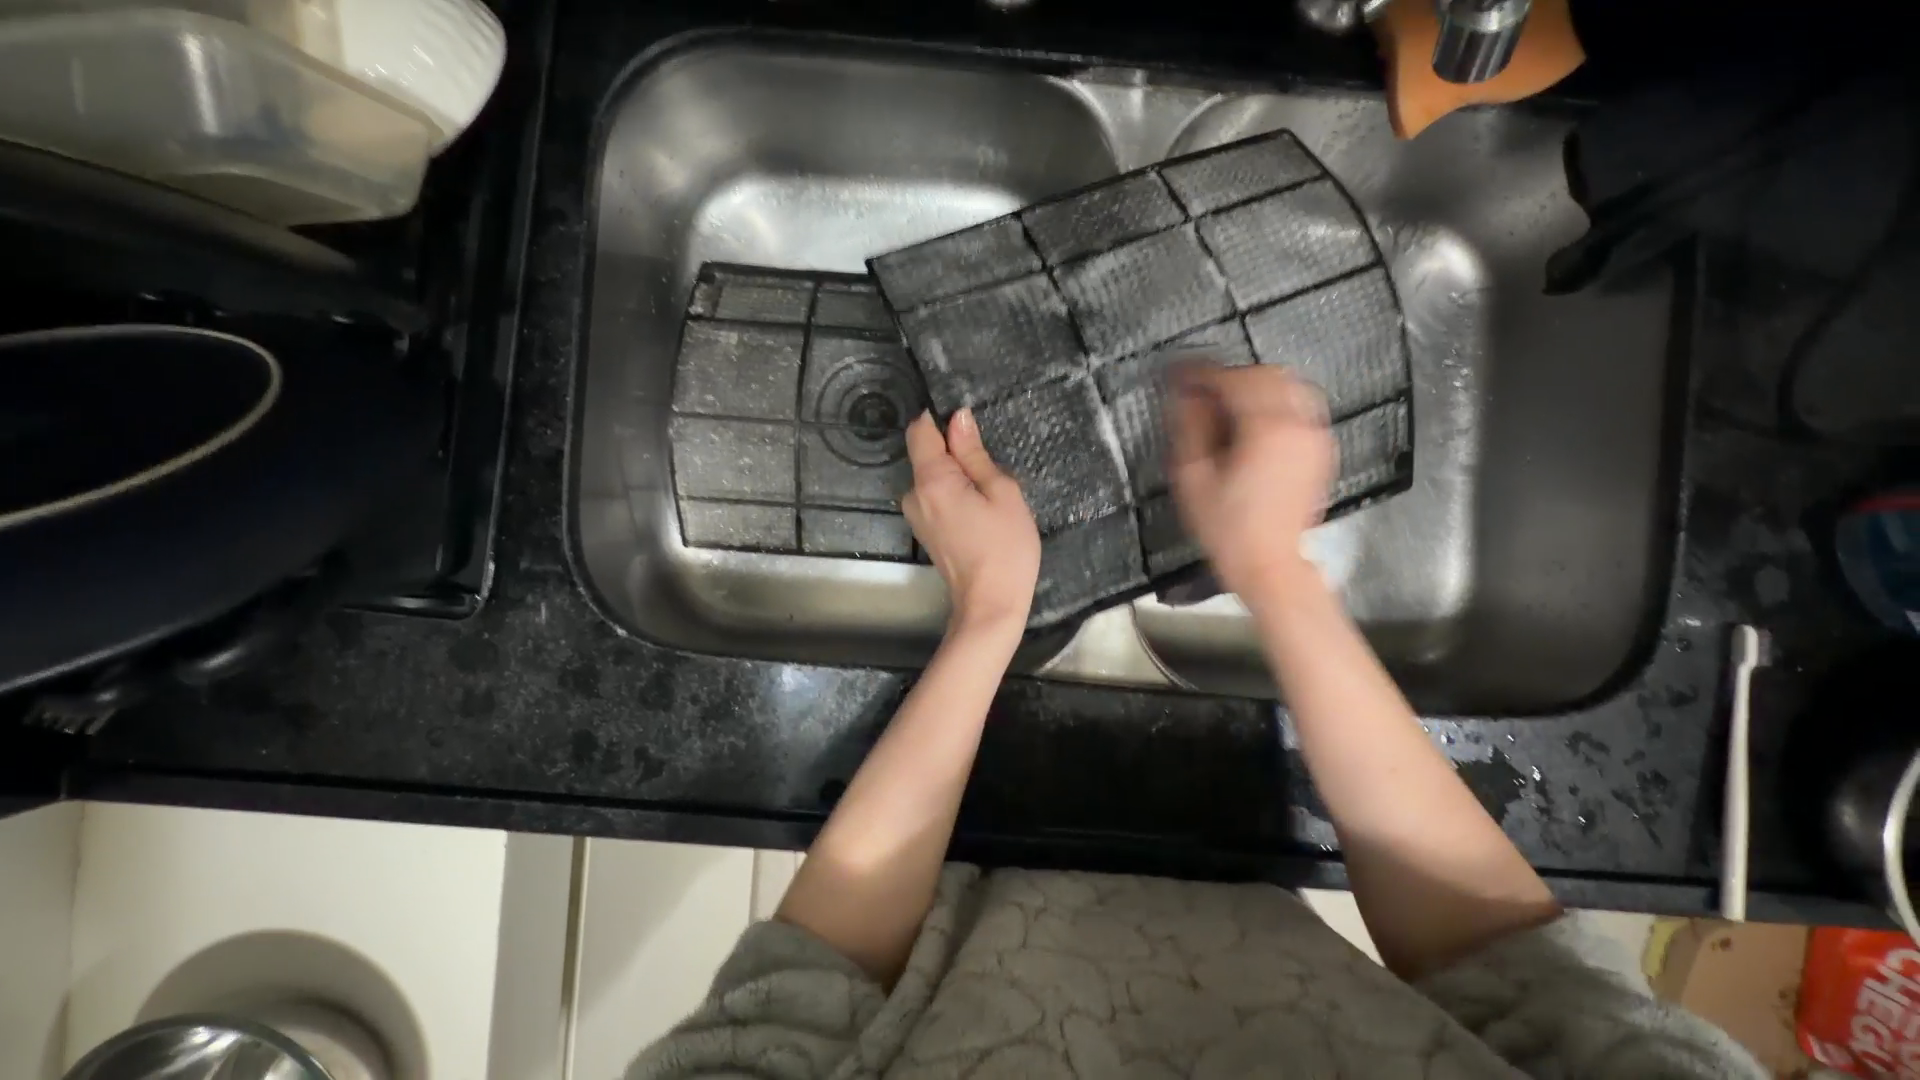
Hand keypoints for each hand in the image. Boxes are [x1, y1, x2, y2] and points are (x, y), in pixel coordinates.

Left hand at [902, 409, 1040, 636]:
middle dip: (957, 454)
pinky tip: (980, 515)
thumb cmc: (1005, 548)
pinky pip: (936, 498)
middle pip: (927, 454)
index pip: (921, 430)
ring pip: (933, 478)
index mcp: (931, 480)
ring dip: (958, 478)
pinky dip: (955, 497)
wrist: (990, 604)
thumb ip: (975, 454)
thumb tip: (959, 419)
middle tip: (993, 475)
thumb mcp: (1002, 493)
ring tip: (990, 500)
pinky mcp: (924, 531)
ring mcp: (916, 515)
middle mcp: (913, 494)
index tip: (972, 429)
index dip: (943, 421)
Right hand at [1168, 364, 1335, 607]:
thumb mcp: (1193, 477)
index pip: (1233, 379)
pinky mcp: (1320, 452)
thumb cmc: (1230, 530)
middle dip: (1231, 375)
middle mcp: (1298, 426)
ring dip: (1257, 387)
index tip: (1182, 374)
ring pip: (1290, 387)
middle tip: (1202, 389)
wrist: (1269, 564)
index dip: (1202, 372)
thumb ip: (1189, 427)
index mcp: (1266, 428)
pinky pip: (1301, 410)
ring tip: (1227, 404)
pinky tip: (1254, 424)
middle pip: (1267, 374)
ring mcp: (1314, 438)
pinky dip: (1277, 405)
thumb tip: (1186, 395)